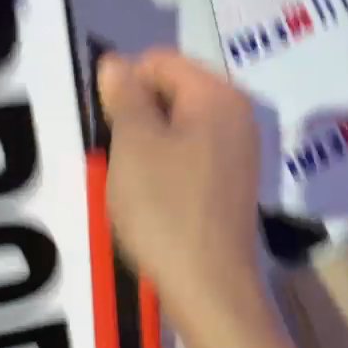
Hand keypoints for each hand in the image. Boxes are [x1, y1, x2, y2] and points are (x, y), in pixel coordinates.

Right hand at [99, 52, 266, 324]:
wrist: (210, 286)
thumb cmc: (167, 209)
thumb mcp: (134, 144)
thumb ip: (125, 95)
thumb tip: (117, 64)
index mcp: (219, 96)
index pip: (160, 61)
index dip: (124, 84)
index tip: (108, 127)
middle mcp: (238, 117)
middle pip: (172, 92)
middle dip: (137, 116)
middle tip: (118, 156)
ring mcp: (240, 153)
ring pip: (178, 128)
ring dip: (148, 146)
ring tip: (133, 182)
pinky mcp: (233, 186)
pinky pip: (191, 158)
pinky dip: (167, 169)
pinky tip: (154, 199)